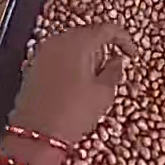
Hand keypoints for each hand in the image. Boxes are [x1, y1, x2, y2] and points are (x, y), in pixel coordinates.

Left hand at [10, 21, 134, 146]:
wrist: (34, 136)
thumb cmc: (73, 113)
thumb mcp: (103, 93)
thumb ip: (114, 71)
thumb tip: (117, 60)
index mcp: (79, 42)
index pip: (107, 29)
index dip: (124, 39)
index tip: (132, 54)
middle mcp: (58, 41)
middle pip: (88, 35)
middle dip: (103, 49)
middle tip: (112, 71)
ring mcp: (43, 53)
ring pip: (72, 47)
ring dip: (86, 58)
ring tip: (93, 83)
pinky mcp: (33, 67)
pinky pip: (58, 58)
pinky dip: (71, 65)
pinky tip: (75, 87)